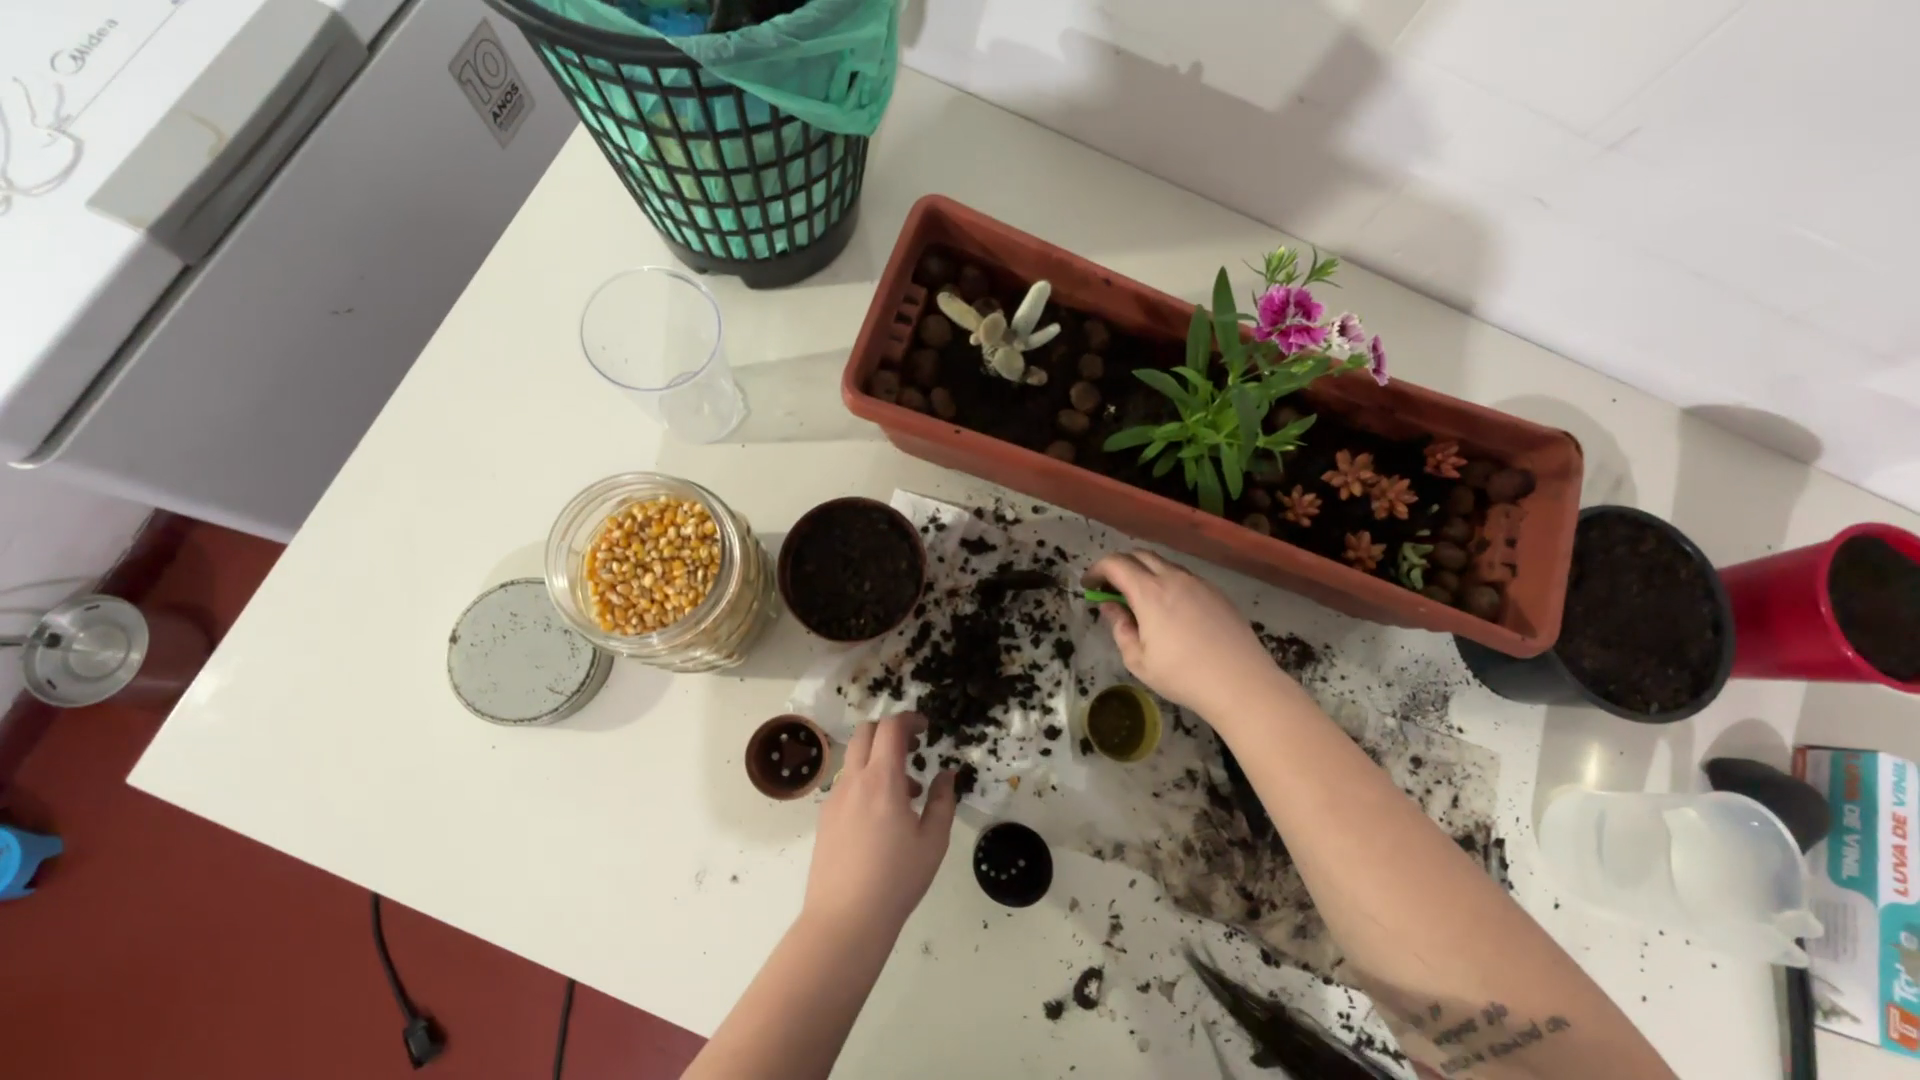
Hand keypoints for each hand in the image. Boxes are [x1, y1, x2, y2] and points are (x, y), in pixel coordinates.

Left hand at [803, 713, 957, 935]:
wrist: (845, 919)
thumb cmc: (896, 879)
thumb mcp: (933, 841)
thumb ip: (942, 801)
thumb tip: (945, 775)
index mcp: (882, 780)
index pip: (890, 728)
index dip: (909, 718)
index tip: (926, 727)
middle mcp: (853, 781)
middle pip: (866, 733)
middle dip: (890, 731)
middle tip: (913, 749)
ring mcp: (834, 799)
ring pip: (855, 760)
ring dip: (879, 760)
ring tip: (907, 793)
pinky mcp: (825, 819)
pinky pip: (846, 784)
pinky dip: (866, 783)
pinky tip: (883, 818)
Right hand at [1085, 550, 1289, 715]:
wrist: (1240, 683)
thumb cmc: (1182, 675)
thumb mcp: (1138, 660)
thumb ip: (1120, 628)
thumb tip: (1111, 607)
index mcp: (1150, 592)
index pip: (1116, 564)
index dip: (1097, 570)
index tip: (1089, 585)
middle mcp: (1175, 578)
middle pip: (1141, 556)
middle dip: (1120, 566)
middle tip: (1111, 588)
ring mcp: (1200, 584)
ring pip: (1166, 565)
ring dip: (1146, 573)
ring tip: (1140, 600)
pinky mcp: (1218, 594)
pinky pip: (1186, 578)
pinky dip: (1169, 583)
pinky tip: (1171, 611)